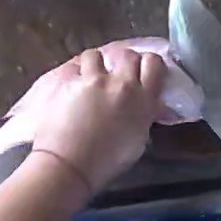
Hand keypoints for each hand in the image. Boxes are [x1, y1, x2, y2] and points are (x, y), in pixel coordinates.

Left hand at [27, 45, 165, 194]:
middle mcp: (120, 84)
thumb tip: (144, 105)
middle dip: (122, 62)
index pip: (153, 63)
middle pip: (127, 54)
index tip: (141, 71)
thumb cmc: (106, 162)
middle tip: (115, 74)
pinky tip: (68, 87)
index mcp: (142, 100)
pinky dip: (71, 75)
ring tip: (88, 77)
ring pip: (95, 55)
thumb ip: (142, 116)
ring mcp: (91, 80)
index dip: (147, 63)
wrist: (68, 165)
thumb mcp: (137, 140)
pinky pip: (71, 68)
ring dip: (93, 64)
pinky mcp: (66, 81)